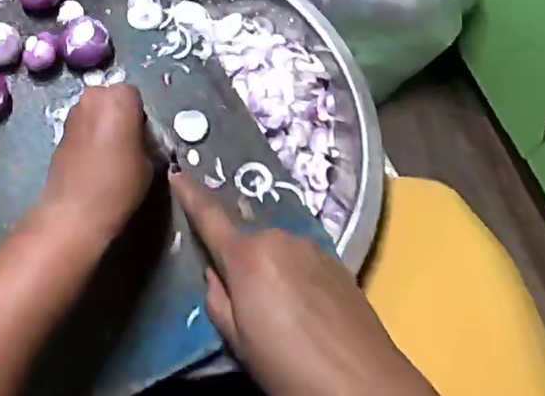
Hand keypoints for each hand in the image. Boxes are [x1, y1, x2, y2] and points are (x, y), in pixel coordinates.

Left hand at [35, 83, 154, 241]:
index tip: (141, 138)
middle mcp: (93, 96)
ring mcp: (73, 111)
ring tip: (108, 153)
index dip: (139, 116)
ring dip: (102, 123)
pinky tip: (93, 159)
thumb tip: (142, 139)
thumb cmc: (119, 183)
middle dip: (119, 114)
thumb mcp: (148, 163)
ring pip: (95, 110)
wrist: (75, 210)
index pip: (135, 96)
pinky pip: (82, 124)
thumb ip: (146, 141)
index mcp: (119, 97)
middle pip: (111, 98)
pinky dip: (89, 134)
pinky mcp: (61, 128)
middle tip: (126, 143)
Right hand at [169, 168, 436, 395]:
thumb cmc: (291, 368)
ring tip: (286, 313)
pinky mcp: (337, 261)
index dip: (189, 193)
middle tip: (251, 301)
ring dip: (274, 269)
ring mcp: (310, 246)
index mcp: (246, 256)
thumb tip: (216, 275)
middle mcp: (277, 238)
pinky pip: (303, 260)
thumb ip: (218, 300)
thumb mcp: (240, 343)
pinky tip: (311, 311)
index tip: (176, 171)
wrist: (367, 388)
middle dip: (244, 261)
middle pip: (248, 240)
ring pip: (277, 250)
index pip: (209, 216)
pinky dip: (298, 277)